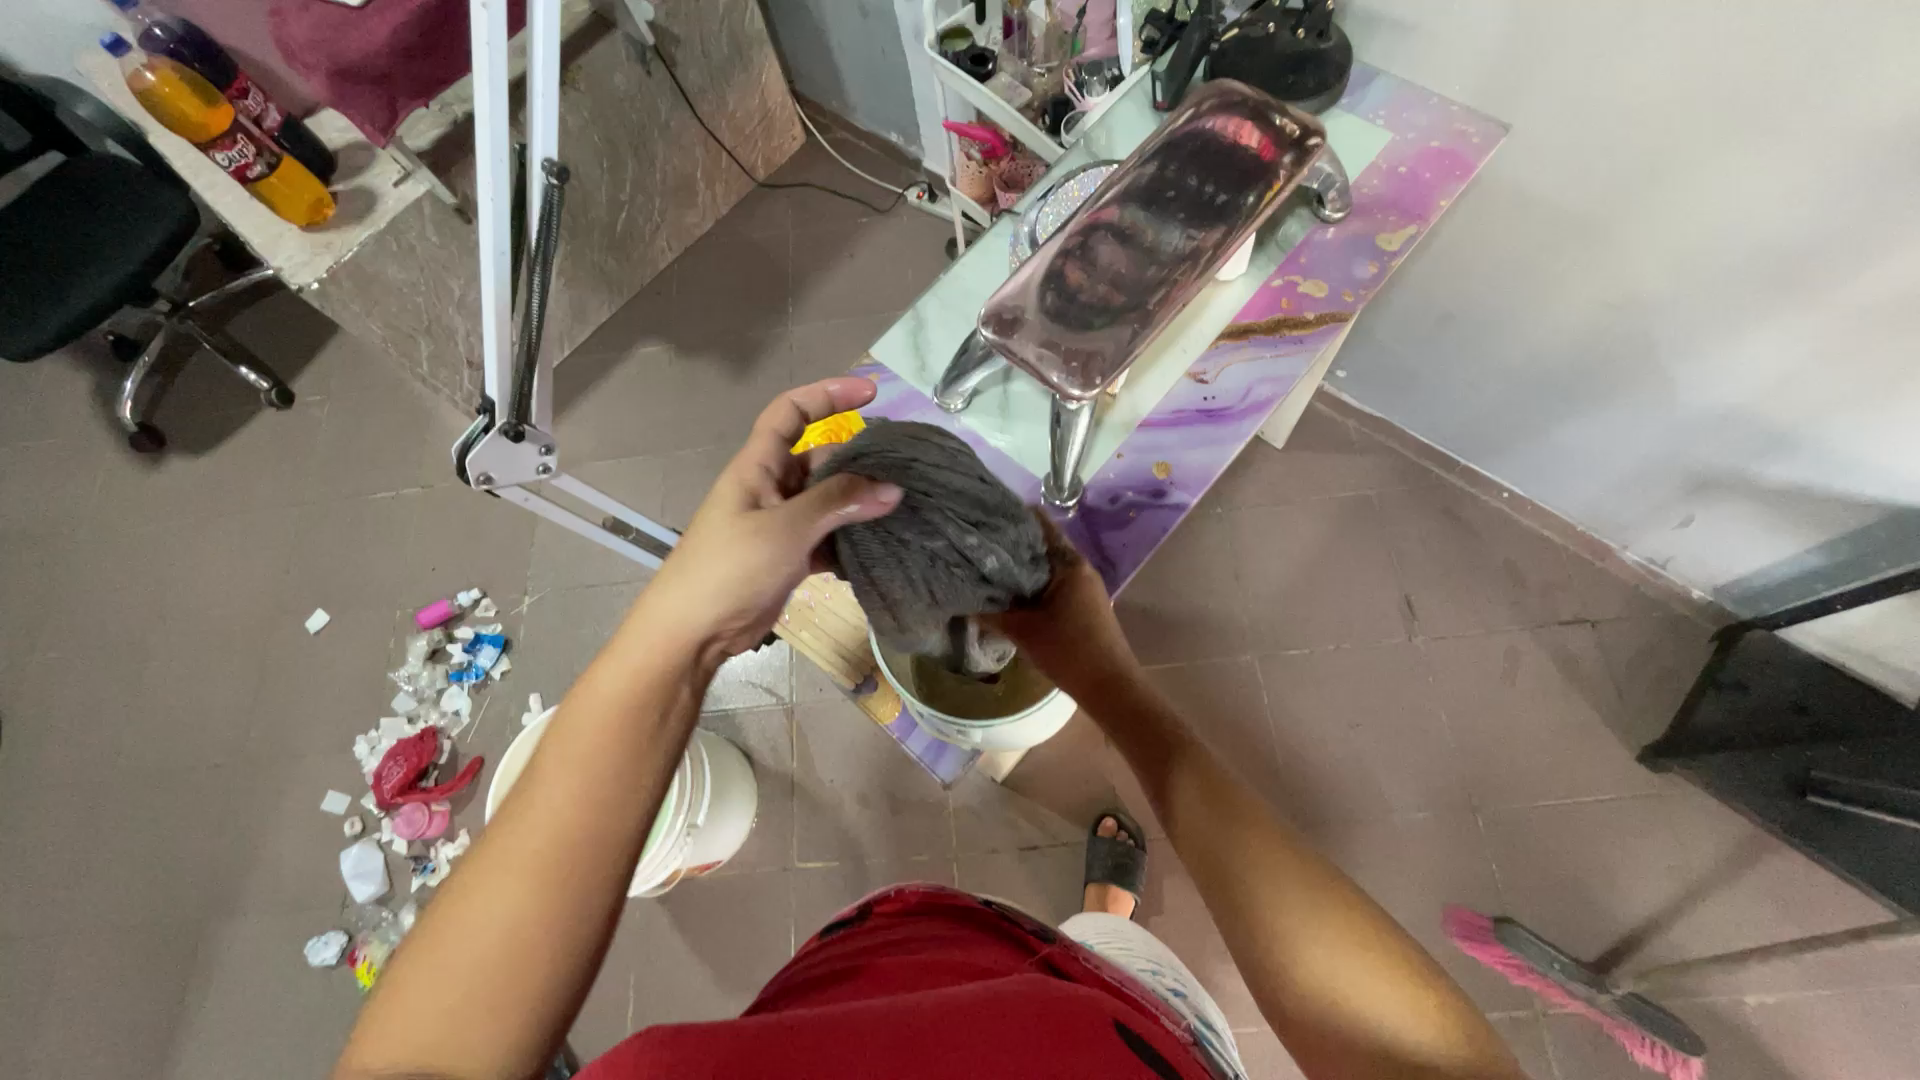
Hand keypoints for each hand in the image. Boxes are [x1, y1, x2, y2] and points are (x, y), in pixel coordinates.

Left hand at [634, 378, 902, 666]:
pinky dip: (850, 542)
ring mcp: (781, 524)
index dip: (827, 395)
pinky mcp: (789, 557)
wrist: (694, 631)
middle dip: (858, 460)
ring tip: (902, 508)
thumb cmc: (730, 568)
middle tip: (903, 468)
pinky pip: (828, 537)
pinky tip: (879, 550)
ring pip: (829, 502)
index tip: (871, 393)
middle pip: (820, 459)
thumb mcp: (786, 528)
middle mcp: (771, 488)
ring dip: (859, 505)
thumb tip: (892, 487)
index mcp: (758, 466)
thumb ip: (838, 503)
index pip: (791, 412)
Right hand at [989, 512, 1138, 697]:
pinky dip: (1033, 584)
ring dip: (1022, 568)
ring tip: (987, 568)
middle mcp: (1079, 568)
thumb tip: (962, 599)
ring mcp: (1085, 586)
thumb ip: (991, 613)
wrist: (1110, 686)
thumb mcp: (1022, 631)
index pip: (1039, 525)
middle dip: (1012, 545)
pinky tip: (1010, 594)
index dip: (1012, 518)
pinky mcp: (1084, 603)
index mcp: (1069, 564)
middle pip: (1042, 545)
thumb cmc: (1068, 651)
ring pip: (1047, 567)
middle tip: (977, 545)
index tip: (984, 518)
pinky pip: (1054, 583)